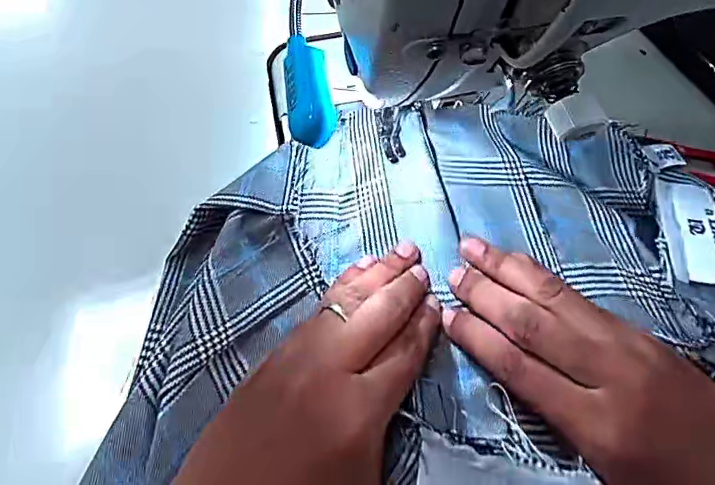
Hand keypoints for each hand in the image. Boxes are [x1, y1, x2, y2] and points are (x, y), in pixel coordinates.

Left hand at [174, 241, 439, 484]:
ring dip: (374, 275)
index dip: (422, 328)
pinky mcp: (277, 349)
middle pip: (376, 316)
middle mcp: (330, 370)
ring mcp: (299, 353)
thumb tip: (399, 381)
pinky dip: (341, 287)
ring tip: (397, 252)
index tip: (437, 305)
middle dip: (403, 289)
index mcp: (358, 411)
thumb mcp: (365, 478)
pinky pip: (318, 309)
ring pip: (345, 302)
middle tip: (422, 266)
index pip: (401, 355)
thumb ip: (388, 426)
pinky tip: (353, 275)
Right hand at [442, 237, 714, 484]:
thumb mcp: (608, 474)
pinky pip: (579, 295)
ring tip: (471, 247)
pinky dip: (540, 276)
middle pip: (532, 323)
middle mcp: (611, 376)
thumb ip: (556, 420)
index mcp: (601, 428)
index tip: (446, 315)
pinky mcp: (641, 332)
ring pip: (553, 296)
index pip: (521, 369)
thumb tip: (504, 370)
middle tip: (450, 272)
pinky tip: (519, 263)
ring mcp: (629, 346)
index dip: (478, 338)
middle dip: (485, 293)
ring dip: (507, 269)